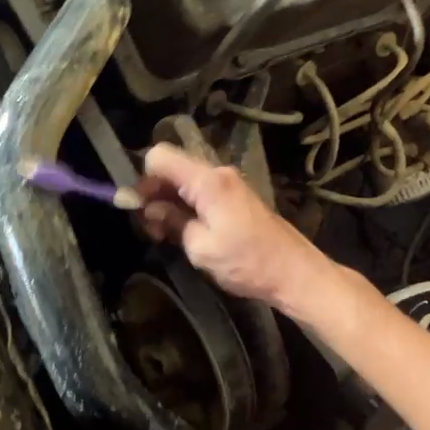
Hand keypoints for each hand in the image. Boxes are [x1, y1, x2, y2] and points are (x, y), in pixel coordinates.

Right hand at [137, 143, 339, 315]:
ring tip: (163, 234)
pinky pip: (198, 191)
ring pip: (182, 181)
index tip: (135, 208)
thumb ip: (171, 222)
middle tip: (148, 227)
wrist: (293, 272)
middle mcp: (217, 173)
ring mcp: (227, 184)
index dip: (141, 179)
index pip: (159, 157)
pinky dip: (184, 206)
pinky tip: (181, 231)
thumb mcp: (201, 248)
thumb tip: (149, 208)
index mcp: (207, 181)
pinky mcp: (233, 197)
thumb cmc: (247, 262)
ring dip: (167, 202)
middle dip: (152, 193)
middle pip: (170, 168)